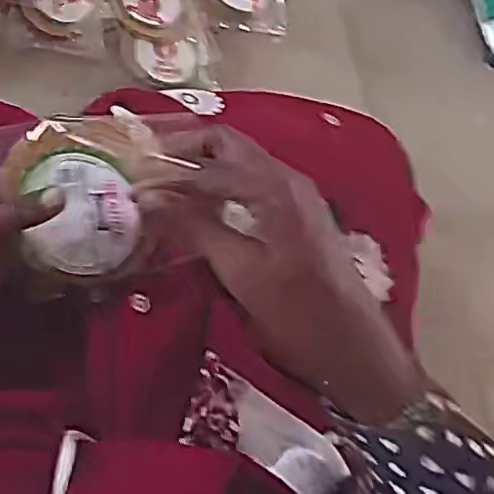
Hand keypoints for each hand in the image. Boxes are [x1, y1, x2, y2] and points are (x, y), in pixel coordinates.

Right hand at [138, 126, 421, 421]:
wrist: (358, 351)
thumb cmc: (300, 314)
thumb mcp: (241, 273)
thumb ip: (195, 228)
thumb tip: (151, 200)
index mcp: (274, 188)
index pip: (207, 167)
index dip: (166, 176)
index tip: (136, 186)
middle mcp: (286, 177)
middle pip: (226, 143)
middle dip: (184, 150)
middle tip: (149, 169)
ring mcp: (294, 190)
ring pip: (238, 157)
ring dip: (201, 164)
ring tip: (167, 185)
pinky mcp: (296, 207)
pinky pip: (249, 176)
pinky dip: (220, 180)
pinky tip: (201, 203)